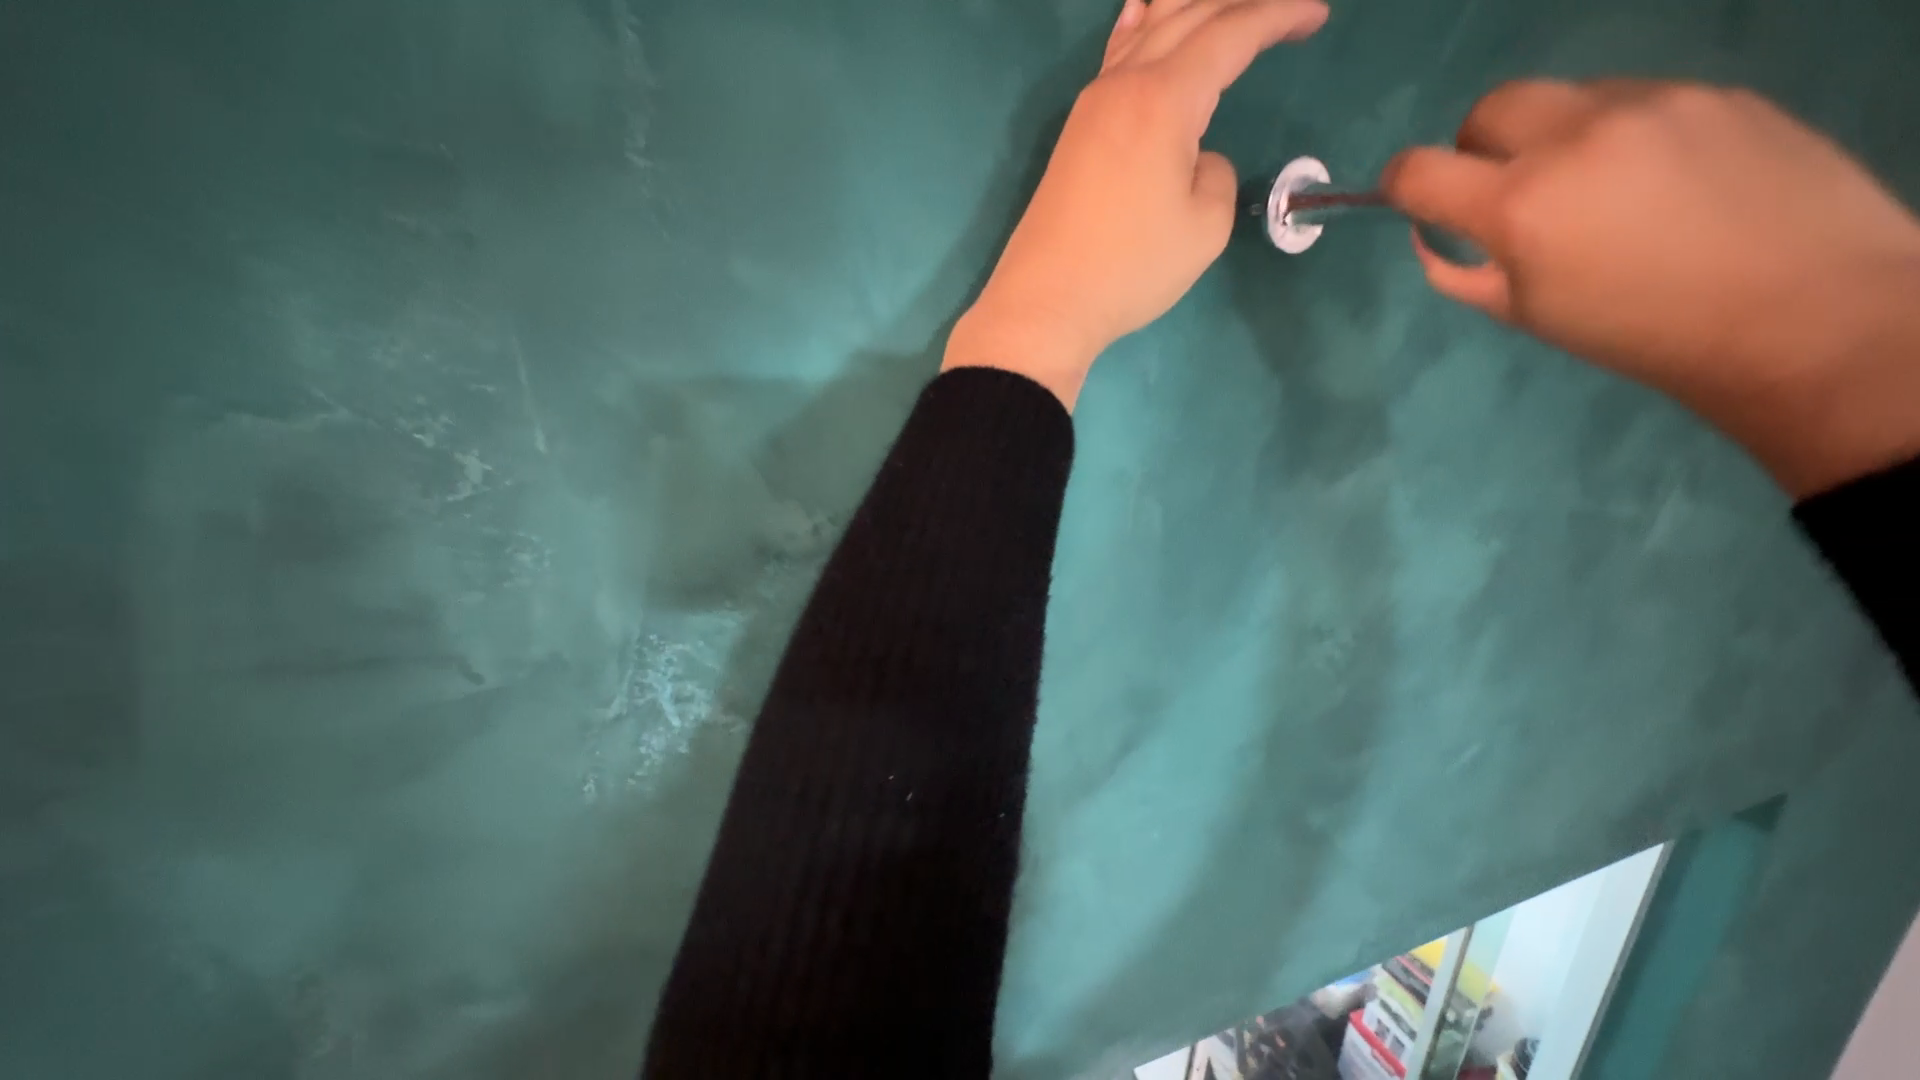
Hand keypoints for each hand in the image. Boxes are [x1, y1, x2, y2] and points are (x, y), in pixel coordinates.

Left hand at [944, 0, 1329, 408]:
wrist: (1047, 302)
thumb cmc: (1130, 269)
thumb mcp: (1204, 227)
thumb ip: (1215, 175)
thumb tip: (1195, 158)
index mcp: (1164, 99)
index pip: (1232, 35)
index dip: (1278, 18)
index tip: (1316, 17)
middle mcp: (1125, 85)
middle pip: (1188, 17)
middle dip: (1242, 6)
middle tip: (1282, 13)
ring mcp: (1093, 105)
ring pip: (1147, 30)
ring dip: (1190, 7)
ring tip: (1222, 6)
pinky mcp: (1077, 131)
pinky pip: (1115, 57)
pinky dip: (1138, 27)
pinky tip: (1142, 11)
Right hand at [1383, 80, 1919, 495]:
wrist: (1797, 311)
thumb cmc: (1637, 332)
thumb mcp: (1523, 313)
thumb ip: (1461, 268)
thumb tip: (1436, 232)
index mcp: (1517, 206)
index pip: (1419, 170)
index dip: (1400, 184)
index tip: (1412, 200)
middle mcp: (1575, 137)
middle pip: (1489, 108)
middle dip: (1478, 147)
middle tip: (1508, 190)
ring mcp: (1651, 105)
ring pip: (1566, 99)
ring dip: (1554, 138)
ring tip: (1598, 189)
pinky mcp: (1712, 93)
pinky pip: (1635, 101)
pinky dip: (1620, 135)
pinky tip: (1661, 180)